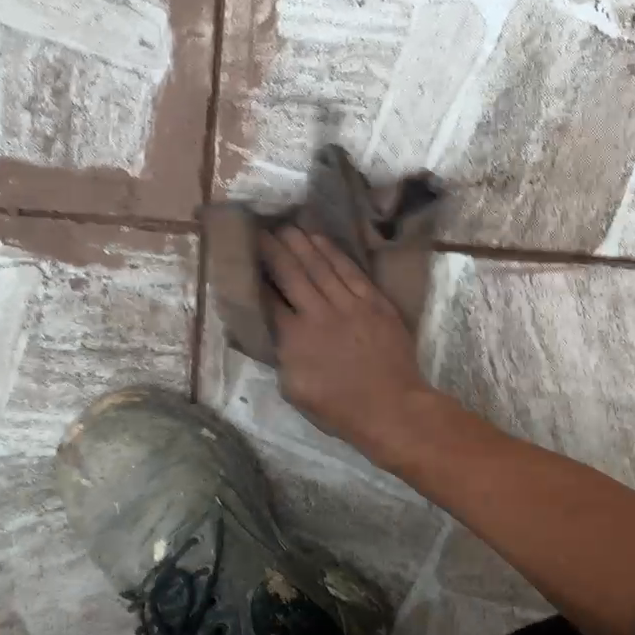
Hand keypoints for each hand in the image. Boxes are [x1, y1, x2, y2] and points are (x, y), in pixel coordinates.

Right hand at [258, 227, 432, 454]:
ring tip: (287, 226)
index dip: (254, 277)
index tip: (244, 257)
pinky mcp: (374, 301)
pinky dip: (334, 253)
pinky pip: (350, 271)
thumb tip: (272, 331)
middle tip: (261, 229)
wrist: (390, 406)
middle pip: (291, 274)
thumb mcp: (295, 389)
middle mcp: (318, 315)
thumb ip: (281, 356)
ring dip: (302, 244)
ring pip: (321, 266)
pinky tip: (320, 240)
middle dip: (274, 250)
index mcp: (294, 340)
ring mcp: (349, 305)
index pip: (267, 301)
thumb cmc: (339, 408)